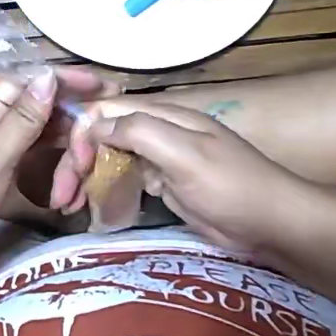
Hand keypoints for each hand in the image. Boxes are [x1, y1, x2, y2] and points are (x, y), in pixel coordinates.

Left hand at [0, 30, 118, 212]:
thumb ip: (24, 116)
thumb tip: (49, 74)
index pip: (29, 80)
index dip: (64, 79)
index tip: (98, 84)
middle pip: (41, 106)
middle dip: (72, 119)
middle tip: (101, 131)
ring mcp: (1, 142)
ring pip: (45, 131)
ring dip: (67, 148)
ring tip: (84, 170)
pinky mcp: (7, 164)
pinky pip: (40, 153)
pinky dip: (57, 163)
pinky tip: (72, 180)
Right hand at [88, 102, 335, 261]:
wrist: (274, 225)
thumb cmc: (231, 187)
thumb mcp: (186, 155)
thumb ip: (141, 132)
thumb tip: (95, 123)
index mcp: (163, 116)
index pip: (107, 110)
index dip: (83, 133)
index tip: (74, 167)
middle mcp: (158, 132)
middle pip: (104, 134)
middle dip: (77, 160)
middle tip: (61, 197)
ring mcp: (162, 159)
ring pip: (111, 157)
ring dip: (87, 177)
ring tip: (68, 205)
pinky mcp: (165, 184)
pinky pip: (126, 179)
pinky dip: (106, 190)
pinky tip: (92, 207)